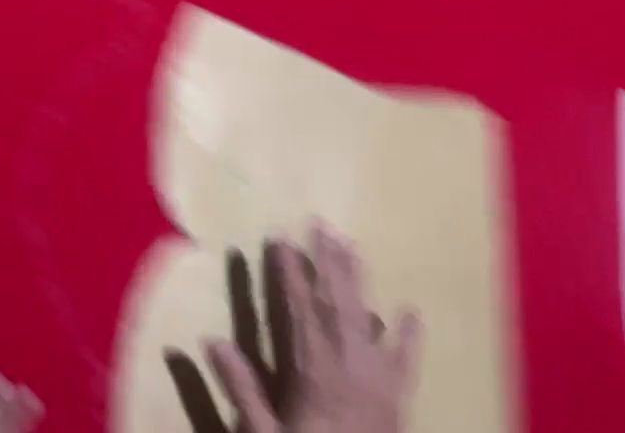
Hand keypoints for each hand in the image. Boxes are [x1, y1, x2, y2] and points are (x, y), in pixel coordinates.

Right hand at [195, 220, 420, 432]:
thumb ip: (242, 390)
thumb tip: (213, 341)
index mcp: (313, 371)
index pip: (297, 308)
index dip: (287, 272)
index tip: (279, 238)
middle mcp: (347, 366)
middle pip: (336, 302)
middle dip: (327, 260)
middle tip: (322, 224)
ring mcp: (379, 381)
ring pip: (367, 319)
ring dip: (359, 281)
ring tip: (353, 246)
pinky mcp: (400, 401)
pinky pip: (406, 361)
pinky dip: (408, 336)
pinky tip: (411, 312)